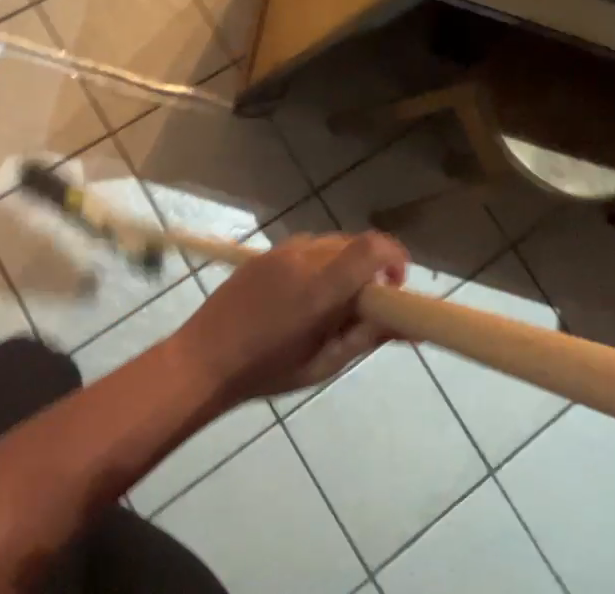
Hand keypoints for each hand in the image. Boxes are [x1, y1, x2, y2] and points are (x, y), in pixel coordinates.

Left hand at [167, 232, 408, 405]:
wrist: (203, 358)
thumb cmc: (266, 370)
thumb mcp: (324, 363)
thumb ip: (367, 337)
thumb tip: (411, 327)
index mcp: (319, 288)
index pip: (371, 247)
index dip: (394, 257)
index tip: (397, 286)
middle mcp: (300, 259)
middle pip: (352, 244)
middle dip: (370, 267)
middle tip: (367, 306)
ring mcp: (277, 253)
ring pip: (327, 244)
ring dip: (342, 264)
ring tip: (334, 303)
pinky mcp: (260, 255)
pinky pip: (302, 248)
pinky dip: (317, 263)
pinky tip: (304, 296)